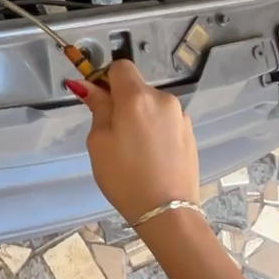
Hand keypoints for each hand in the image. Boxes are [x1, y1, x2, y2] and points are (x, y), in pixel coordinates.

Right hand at [70, 59, 198, 220]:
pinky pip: (164, 121)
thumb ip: (97, 108)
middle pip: (136, 87)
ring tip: (132, 149)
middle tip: (110, 133)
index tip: (96, 100)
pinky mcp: (190, 133)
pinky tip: (149, 156)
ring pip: (151, 105)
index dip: (105, 79)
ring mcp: (181, 116)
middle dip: (121, 101)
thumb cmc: (123, 177)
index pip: (120, 67)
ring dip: (138, 116)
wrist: (167, 211)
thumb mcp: (99, 142)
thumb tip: (87, 84)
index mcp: (137, 98)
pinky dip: (153, 129)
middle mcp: (163, 99)